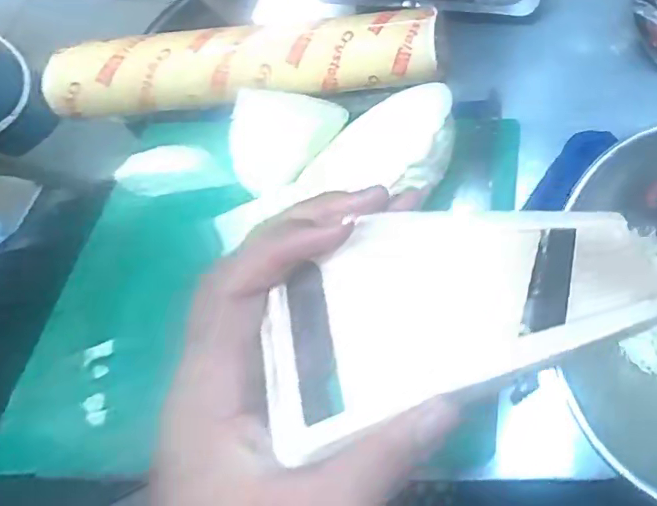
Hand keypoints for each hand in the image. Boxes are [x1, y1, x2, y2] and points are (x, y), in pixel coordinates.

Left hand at [154, 187, 457, 505]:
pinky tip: (363, 259)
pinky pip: (294, 305)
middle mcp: (219, 360)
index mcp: (208, 386)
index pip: (230, 287)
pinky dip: (330, 274)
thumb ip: (375, 459)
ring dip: (323, 235)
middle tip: (378, 197)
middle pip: (252, 264)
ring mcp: (241, 365)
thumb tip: (448, 399)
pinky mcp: (265, 378)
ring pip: (273, 277)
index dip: (282, 245)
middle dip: (311, 220)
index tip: (345, 227)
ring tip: (381, 208)